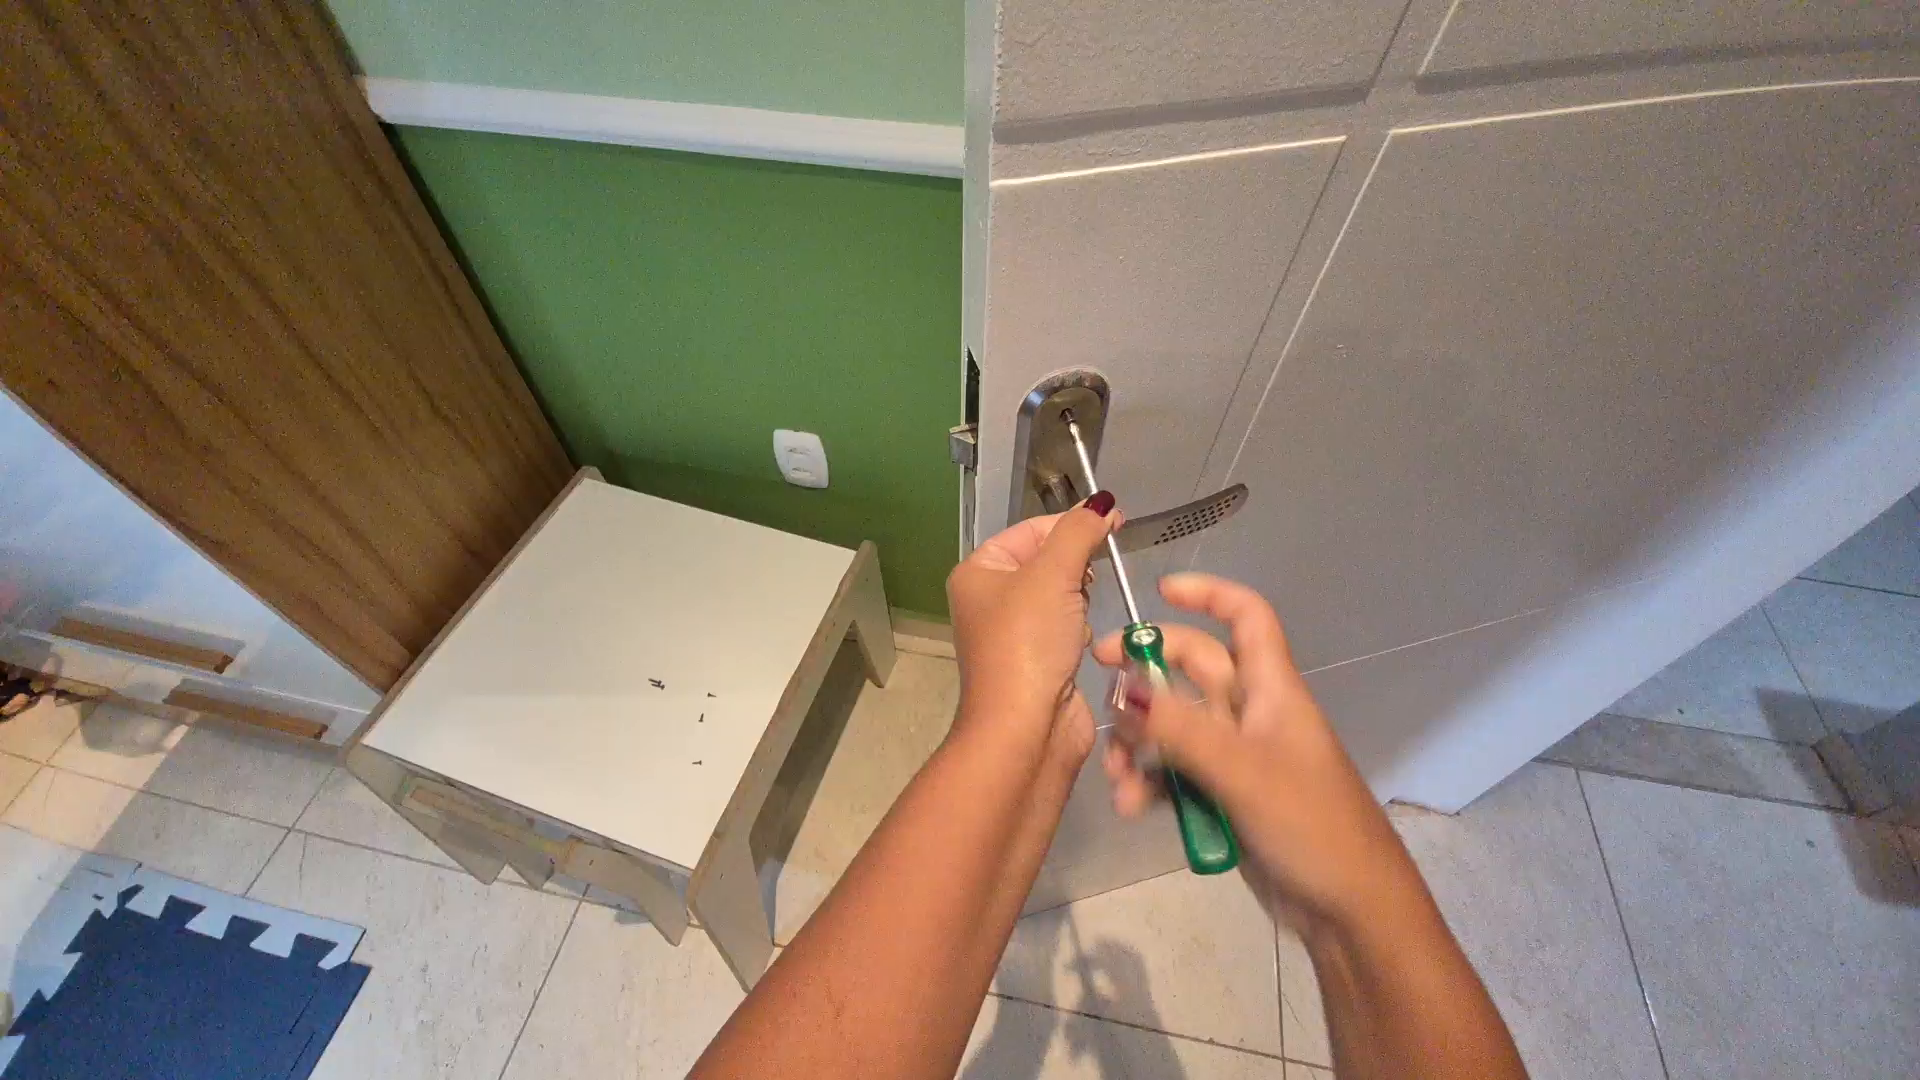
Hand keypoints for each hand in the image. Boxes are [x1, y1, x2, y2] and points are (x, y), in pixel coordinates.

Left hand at [946, 495, 1119, 769]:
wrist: (1025, 728)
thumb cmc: (1028, 642)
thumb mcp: (1053, 574)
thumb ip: (1079, 532)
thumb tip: (1102, 503)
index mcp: (978, 572)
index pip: (1029, 530)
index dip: (1070, 524)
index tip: (1114, 521)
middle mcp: (989, 599)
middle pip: (1045, 561)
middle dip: (1074, 566)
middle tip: (1091, 578)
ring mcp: (1012, 632)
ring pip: (1059, 595)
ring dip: (1078, 600)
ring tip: (1080, 615)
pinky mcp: (1036, 660)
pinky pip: (1065, 628)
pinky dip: (1078, 629)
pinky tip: (1081, 640)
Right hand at [1093, 573, 1423, 930]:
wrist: (1349, 912)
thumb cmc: (1310, 825)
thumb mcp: (1241, 770)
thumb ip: (1178, 728)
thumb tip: (1121, 689)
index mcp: (1270, 688)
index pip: (1246, 617)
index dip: (1208, 595)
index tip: (1159, 592)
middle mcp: (1250, 711)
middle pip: (1191, 668)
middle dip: (1146, 674)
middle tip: (1100, 680)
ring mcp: (1234, 753)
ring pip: (1174, 724)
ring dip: (1140, 742)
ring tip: (1117, 774)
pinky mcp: (1222, 792)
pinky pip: (1175, 769)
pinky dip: (1149, 780)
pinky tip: (1130, 804)